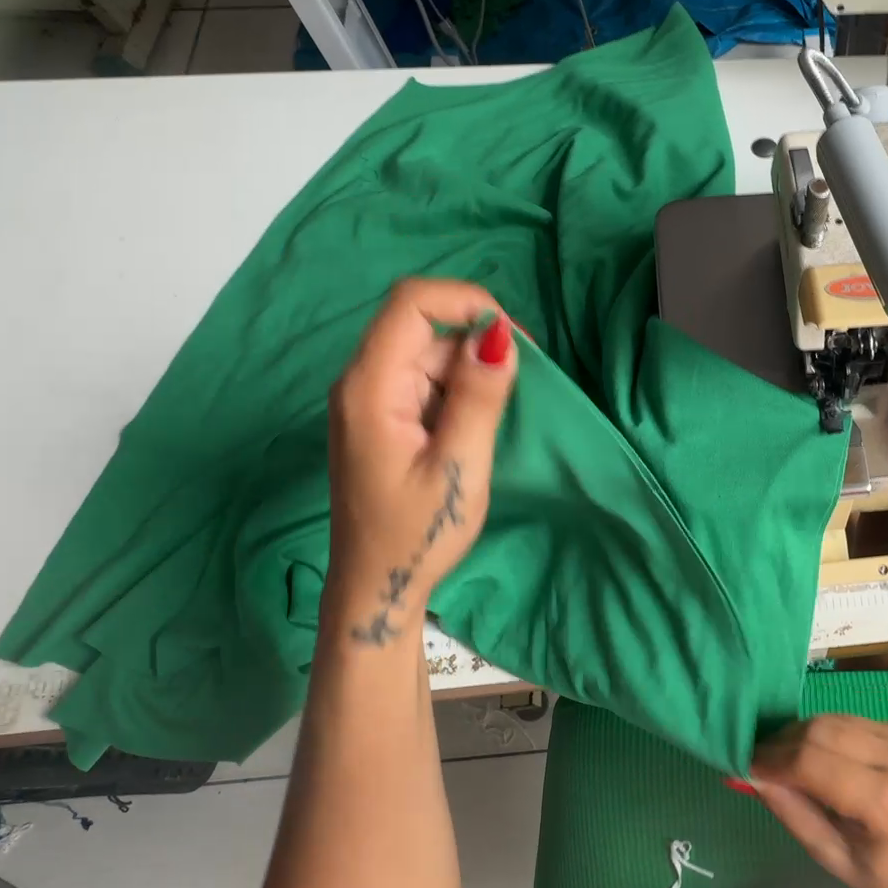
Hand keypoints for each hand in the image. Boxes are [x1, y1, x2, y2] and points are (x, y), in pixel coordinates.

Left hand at [325, 278, 517, 646]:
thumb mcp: (459, 466)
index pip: (411, 303)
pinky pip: (425, 381)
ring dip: (472, 369)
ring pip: (427, 353)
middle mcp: (362, 382)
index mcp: (371, 387)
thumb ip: (478, 397)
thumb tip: (501, 335)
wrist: (377, 586)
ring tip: (503, 412)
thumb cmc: (418, 533)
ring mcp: (371, 400)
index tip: (515, 338)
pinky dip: (459, 390)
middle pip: (423, 326)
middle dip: (478, 340)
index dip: (466, 301)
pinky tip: (479, 424)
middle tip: (524, 383)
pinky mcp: (384, 418)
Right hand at [750, 714, 887, 887]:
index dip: (773, 760)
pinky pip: (847, 720)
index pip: (813, 762)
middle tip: (758, 762)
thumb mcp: (834, 859)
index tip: (745, 766)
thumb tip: (753, 777)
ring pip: (831, 718)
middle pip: (821, 730)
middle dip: (781, 743)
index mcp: (885, 799)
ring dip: (799, 734)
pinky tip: (815, 755)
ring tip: (781, 759)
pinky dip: (822, 733)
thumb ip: (794, 814)